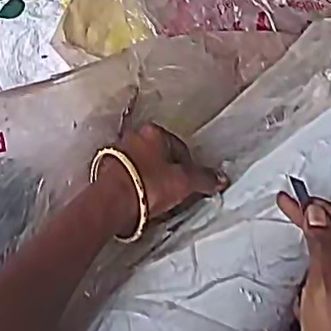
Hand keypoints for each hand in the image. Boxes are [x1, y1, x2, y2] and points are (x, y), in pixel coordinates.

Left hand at [94, 123, 227, 237]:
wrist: (112, 198)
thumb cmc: (150, 184)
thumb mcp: (183, 182)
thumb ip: (203, 178)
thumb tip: (222, 177)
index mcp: (154, 131)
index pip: (180, 148)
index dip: (190, 168)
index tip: (191, 186)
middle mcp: (135, 134)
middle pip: (161, 155)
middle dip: (170, 172)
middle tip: (177, 193)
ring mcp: (119, 149)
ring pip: (145, 164)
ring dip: (153, 178)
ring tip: (159, 198)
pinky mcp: (107, 165)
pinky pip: (130, 173)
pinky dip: (138, 183)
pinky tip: (141, 197)